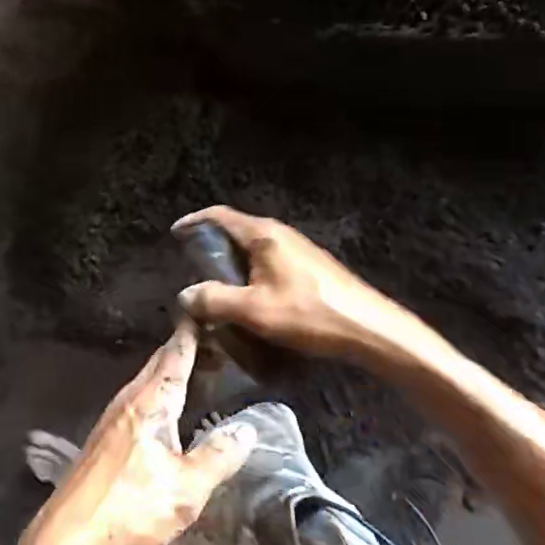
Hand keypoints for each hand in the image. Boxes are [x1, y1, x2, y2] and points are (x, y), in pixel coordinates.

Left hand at [26, 319, 256, 544]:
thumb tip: (248, 427)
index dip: (190, 336)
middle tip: (210, 340)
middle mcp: (128, 402)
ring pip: (143, 382)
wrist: (68, 537)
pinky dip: (155, 392)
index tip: (202, 312)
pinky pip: (135, 401)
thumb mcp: (187, 488)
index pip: (175, 358)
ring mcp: (110, 420)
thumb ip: (219, 456)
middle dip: (182, 350)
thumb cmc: (131, 509)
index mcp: (150, 404)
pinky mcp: (102, 439)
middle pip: (157, 365)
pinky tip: (161, 409)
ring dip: (167, 371)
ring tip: (192, 369)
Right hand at [173, 205, 415, 363]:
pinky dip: (250, 273)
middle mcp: (280, 234)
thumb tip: (185, 294)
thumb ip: (215, 300)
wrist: (369, 328)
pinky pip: (268, 262)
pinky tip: (249, 298)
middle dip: (211, 246)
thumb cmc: (310, 313)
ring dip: (231, 264)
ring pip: (253, 249)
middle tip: (191, 268)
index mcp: (264, 235)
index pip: (220, 216)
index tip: (175, 234)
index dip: (194, 221)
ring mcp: (297, 249)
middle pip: (236, 231)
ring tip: (216, 288)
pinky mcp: (309, 267)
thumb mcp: (254, 310)